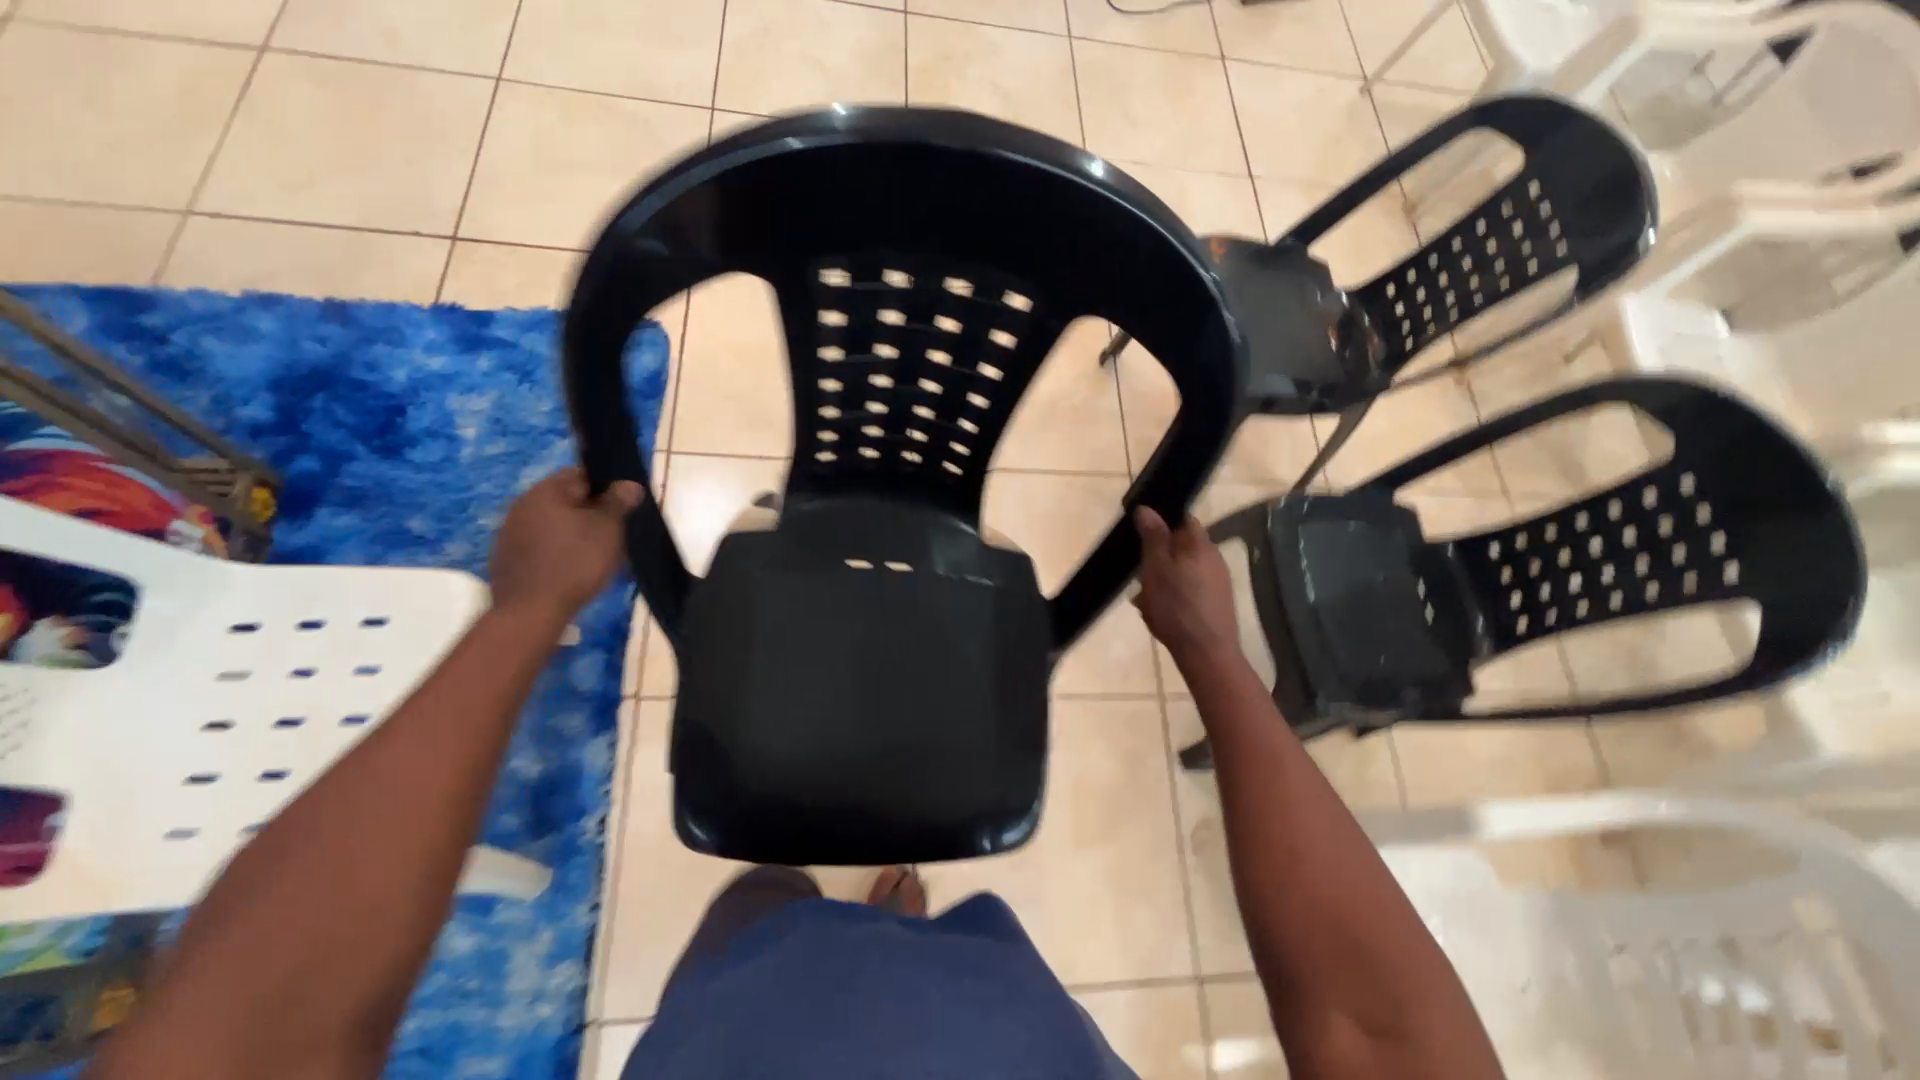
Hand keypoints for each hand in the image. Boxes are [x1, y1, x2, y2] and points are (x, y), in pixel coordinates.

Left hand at [489, 468, 642, 620]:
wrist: (531, 611)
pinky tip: (571, 573)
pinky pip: (540, 547)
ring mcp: (509, 533)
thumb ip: (619, 502)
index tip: (621, 510)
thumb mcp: (608, 529)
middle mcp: (522, 505)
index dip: (606, 488)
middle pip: (565, 501)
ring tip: (595, 558)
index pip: (580, 474)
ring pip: (552, 525)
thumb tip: (628, 484)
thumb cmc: (575, 563)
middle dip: (590, 514)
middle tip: (613, 537)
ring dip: (573, 535)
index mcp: (546, 491)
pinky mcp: (506, 559)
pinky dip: (557, 554)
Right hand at [1132, 506, 1237, 665]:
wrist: (1206, 652)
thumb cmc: (1176, 607)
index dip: (1160, 525)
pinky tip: (1160, 614)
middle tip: (1140, 576)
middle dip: (1157, 558)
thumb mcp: (1156, 568)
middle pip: (1180, 547)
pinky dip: (1173, 596)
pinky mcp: (1217, 602)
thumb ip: (1153, 537)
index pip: (1182, 519)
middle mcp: (1214, 558)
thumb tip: (1147, 508)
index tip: (1141, 538)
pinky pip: (1189, 590)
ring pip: (1182, 571)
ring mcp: (1218, 581)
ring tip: (1145, 600)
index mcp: (1200, 544)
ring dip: (1162, 580)